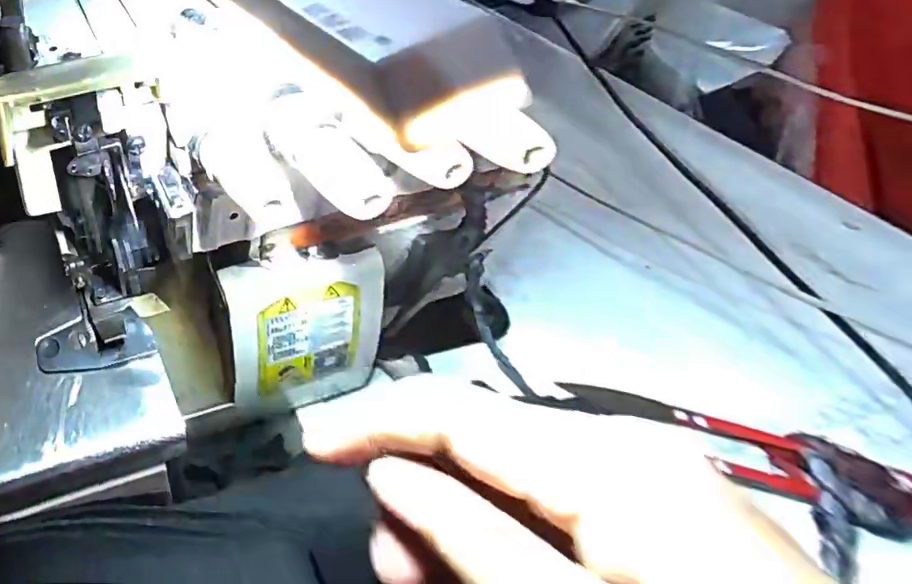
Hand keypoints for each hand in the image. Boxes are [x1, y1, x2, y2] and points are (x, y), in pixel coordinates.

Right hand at [303, 377, 829, 583]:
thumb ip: (468, 537)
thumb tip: (386, 473)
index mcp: (606, 458)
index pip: (445, 406)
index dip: (363, 419)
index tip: (308, 445)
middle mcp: (623, 446)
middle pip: (470, 438)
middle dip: (411, 486)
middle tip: (386, 557)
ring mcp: (650, 479)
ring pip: (501, 469)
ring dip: (448, 515)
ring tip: (423, 572)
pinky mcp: (665, 514)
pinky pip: (549, 498)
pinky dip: (500, 529)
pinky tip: (480, 566)